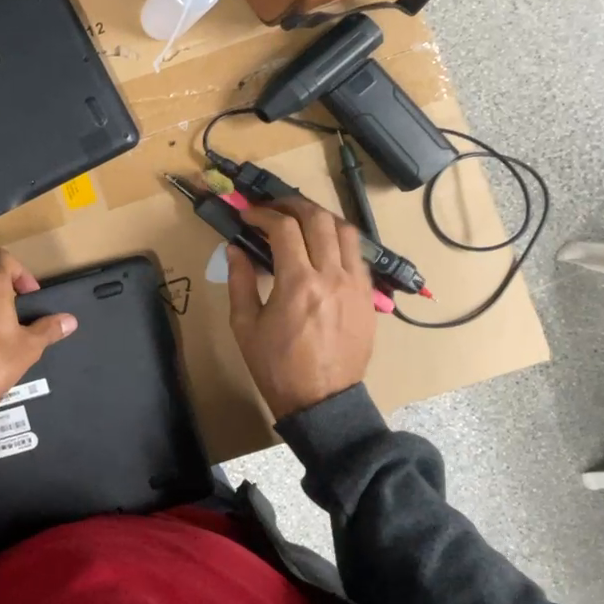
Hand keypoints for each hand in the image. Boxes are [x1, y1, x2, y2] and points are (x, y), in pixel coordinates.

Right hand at [226, 197, 376, 418]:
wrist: (321, 398)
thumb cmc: (276, 365)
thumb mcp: (245, 324)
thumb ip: (240, 281)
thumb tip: (235, 248)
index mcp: (298, 283)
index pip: (284, 228)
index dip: (262, 214)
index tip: (247, 215)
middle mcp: (332, 276)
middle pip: (319, 219)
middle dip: (292, 205)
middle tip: (272, 208)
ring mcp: (356, 284)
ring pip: (345, 231)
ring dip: (320, 218)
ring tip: (299, 221)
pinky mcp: (368, 296)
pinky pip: (356, 255)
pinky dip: (337, 241)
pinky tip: (320, 248)